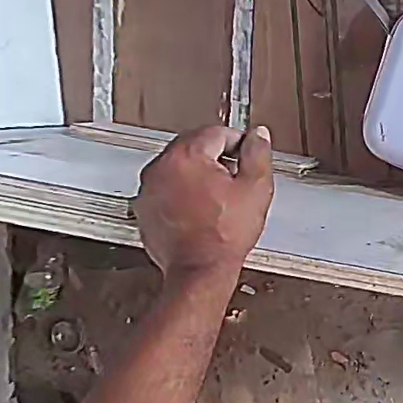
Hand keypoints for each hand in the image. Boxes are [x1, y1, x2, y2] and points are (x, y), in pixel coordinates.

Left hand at [135, 125, 273, 284]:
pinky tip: (201, 211)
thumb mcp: (256, 189)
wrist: (200, 271)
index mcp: (187, 156)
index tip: (245, 155)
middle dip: (216, 159)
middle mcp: (161, 167)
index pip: (215, 132)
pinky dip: (181, 195)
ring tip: (218, 199)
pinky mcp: (144, 209)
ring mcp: (149, 189)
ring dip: (197, 176)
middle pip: (193, 147)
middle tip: (234, 180)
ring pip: (178, 168)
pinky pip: (166, 190)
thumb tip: (258, 136)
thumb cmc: (223, 237)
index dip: (237, 143)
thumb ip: (258, 154)